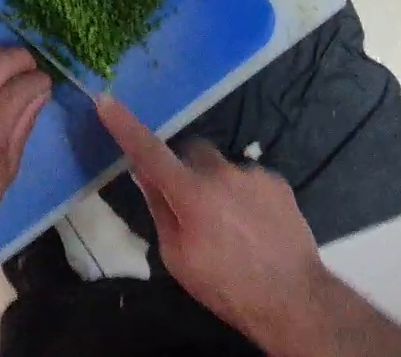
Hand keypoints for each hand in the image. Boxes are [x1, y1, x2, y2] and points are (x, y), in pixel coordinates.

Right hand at [97, 97, 325, 343]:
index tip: (105, 100)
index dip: (124, 125)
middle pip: (190, 152)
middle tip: (188, 205)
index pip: (149, 152)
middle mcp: (221, 173)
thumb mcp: (178, 259)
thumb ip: (161, 210)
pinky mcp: (277, 181)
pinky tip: (254, 227)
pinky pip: (249, 179)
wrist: (295, 300)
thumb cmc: (227, 287)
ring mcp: (252, 174)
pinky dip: (244, 196)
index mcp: (191, 194)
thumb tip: (149, 177)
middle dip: (184, 169)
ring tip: (231, 228)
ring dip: (217, 187)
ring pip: (221, 168)